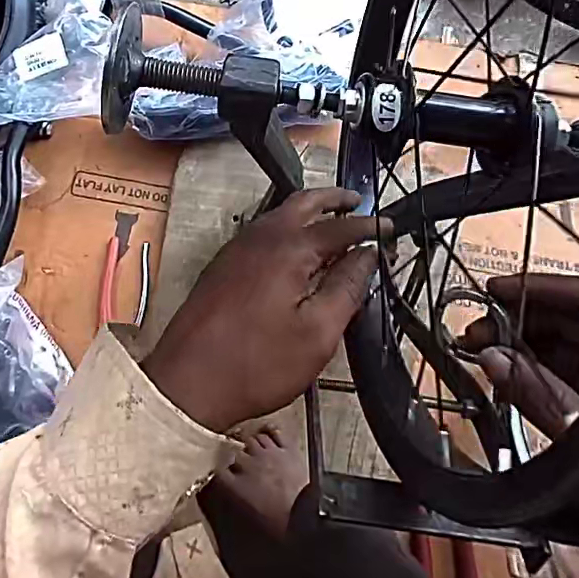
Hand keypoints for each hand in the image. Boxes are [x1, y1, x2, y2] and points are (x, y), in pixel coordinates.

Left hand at [142, 188, 386, 431]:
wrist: (188, 378)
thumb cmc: (259, 361)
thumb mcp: (317, 332)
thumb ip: (346, 287)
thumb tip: (367, 254)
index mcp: (287, 248)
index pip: (338, 226)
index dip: (368, 225)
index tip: (390, 227)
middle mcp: (260, 236)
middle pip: (302, 203)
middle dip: (333, 199)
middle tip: (359, 203)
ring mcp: (237, 246)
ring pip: (279, 214)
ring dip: (308, 211)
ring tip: (334, 223)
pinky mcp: (224, 262)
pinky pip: (263, 231)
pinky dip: (288, 227)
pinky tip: (298, 250)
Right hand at [455, 272, 578, 437]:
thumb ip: (551, 409)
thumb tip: (492, 359)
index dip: (541, 289)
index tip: (494, 289)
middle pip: (568, 321)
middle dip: (515, 318)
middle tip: (474, 331)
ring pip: (557, 349)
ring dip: (513, 346)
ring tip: (478, 352)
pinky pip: (555, 380)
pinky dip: (522, 373)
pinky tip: (498, 375)